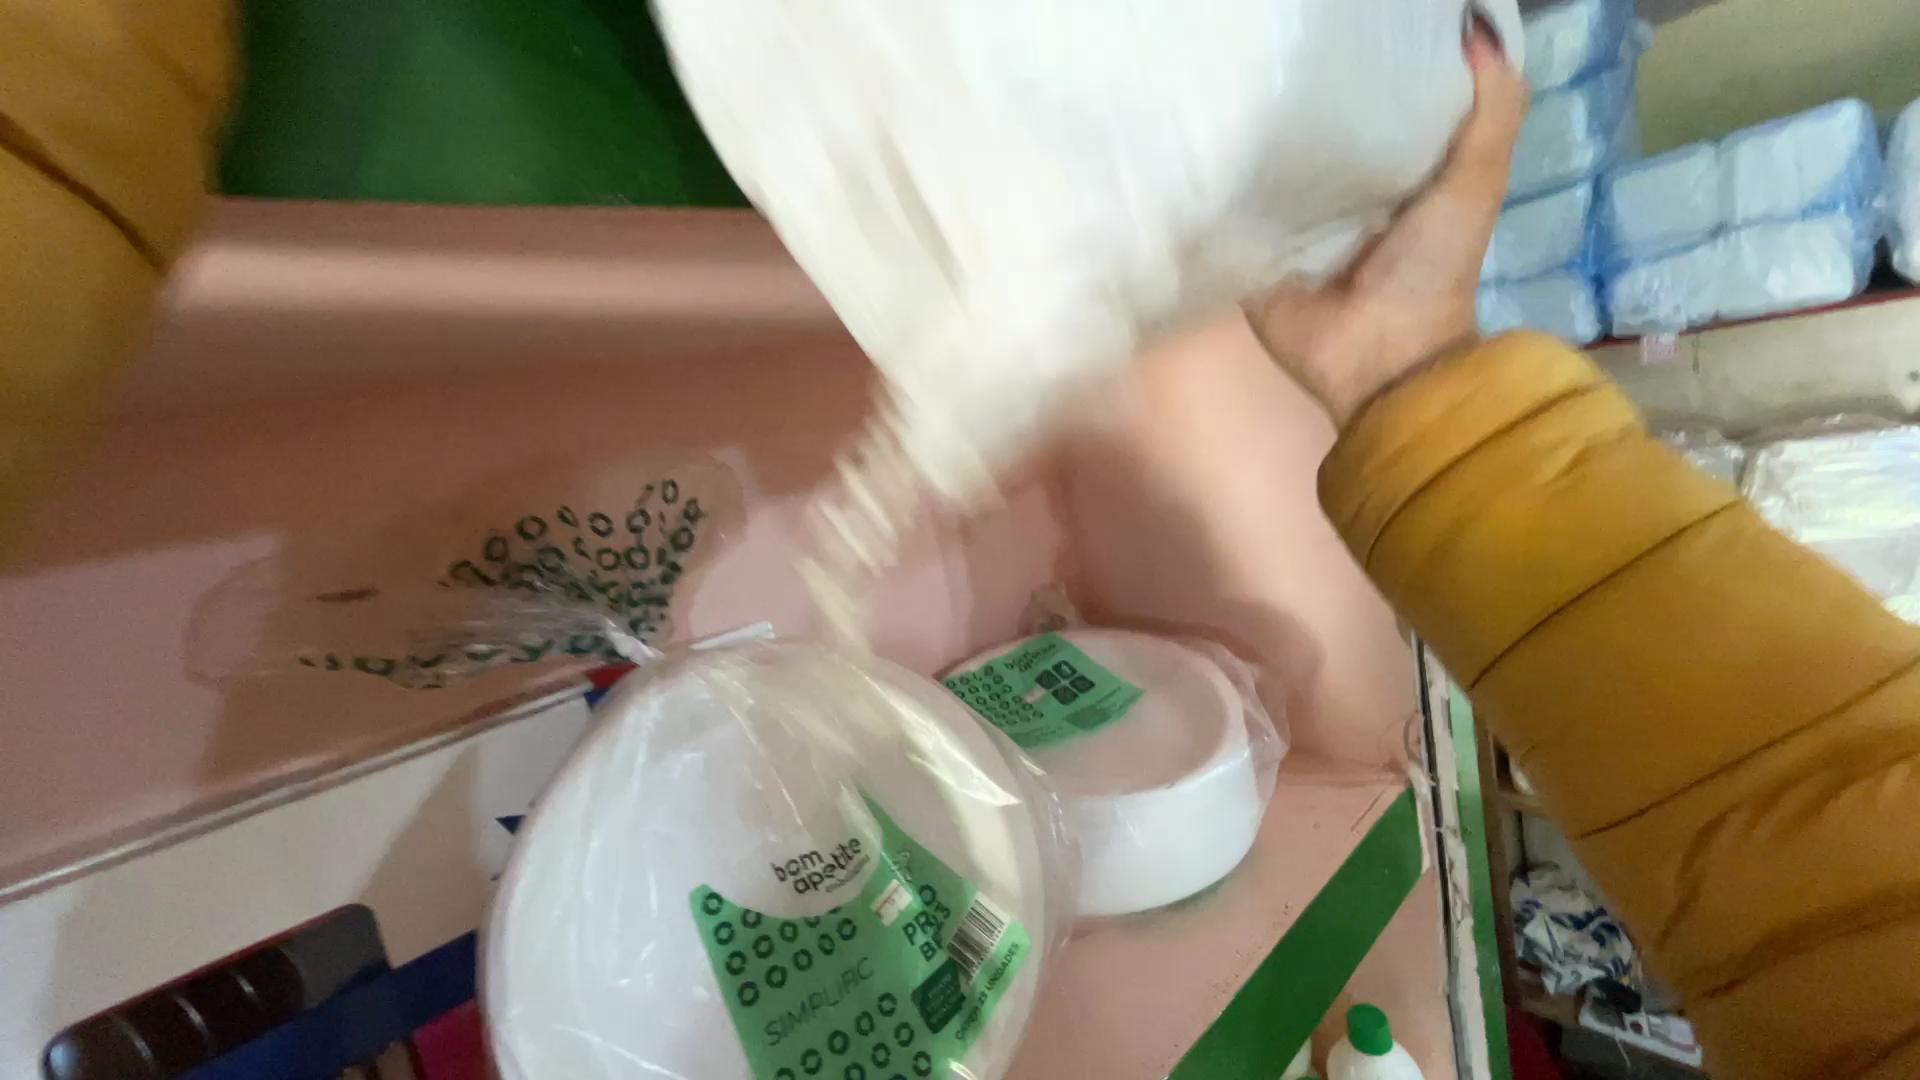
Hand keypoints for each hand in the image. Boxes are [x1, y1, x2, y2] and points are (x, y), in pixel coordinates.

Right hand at [1243, 22, 1527, 425]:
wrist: (1377, 357)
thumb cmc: (1431, 270)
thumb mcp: (1476, 181)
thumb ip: (1489, 110)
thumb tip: (1473, 25)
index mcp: (1386, 178)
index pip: (1368, 110)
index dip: (1363, 71)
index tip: (1341, 30)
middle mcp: (1332, 201)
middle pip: (1310, 139)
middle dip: (1295, 100)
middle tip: (1270, 53)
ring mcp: (1285, 232)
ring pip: (1263, 176)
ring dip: (1248, 143)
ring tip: (1226, 85)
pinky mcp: (1249, 260)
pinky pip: (1229, 221)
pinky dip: (1217, 195)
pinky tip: (1197, 153)